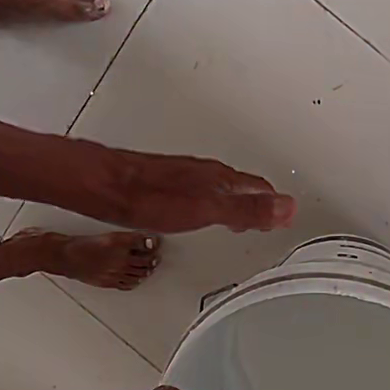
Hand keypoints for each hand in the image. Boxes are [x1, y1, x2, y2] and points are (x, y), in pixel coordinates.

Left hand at [63, 140, 296, 233]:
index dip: (273, 205)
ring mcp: (185, 177)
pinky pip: (201, 190)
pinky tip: (202, 210)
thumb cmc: (150, 197)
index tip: (284, 216)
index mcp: (221, 179)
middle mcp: (205, 174)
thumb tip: (287, 207)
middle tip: (268, 215)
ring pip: (222, 187)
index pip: (259, 189)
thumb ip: (248, 210)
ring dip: (236, 200)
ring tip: (242, 214)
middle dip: (258, 200)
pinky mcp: (166, 183)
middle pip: (242, 186)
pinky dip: (213, 201)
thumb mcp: (208, 209)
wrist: (102, 185)